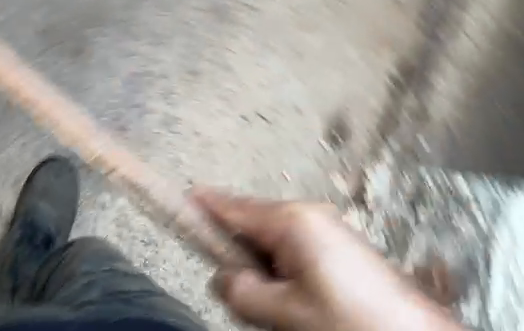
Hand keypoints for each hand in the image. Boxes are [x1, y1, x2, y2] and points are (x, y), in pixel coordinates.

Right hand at [193, 192, 460, 330]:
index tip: (168, 204)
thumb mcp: (288, 316)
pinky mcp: (344, 252)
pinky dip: (288, 280)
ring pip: (273, 248)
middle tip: (249, 304)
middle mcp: (308, 215)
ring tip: (284, 318)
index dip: (195, 208)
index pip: (226, 206)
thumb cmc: (355, 325)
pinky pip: (297, 257)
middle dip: (240, 262)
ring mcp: (329, 231)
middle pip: (249, 228)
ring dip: (266, 277)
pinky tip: (301, 314)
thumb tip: (221, 279)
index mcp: (291, 220)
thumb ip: (242, 293)